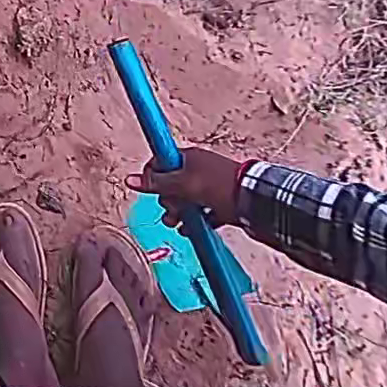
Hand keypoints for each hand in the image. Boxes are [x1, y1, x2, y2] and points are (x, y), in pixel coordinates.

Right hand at [125, 148, 245, 226]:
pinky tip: (190, 229)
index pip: (159, 163)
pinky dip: (195, 219)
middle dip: (167, 200)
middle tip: (170, 209)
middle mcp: (198, 170)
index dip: (151, 176)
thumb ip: (155, 183)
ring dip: (178, 212)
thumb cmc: (218, 186)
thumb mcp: (181, 183)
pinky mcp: (222, 203)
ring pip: (186, 199)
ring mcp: (210, 187)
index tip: (149, 189)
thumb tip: (128, 180)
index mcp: (188, 158)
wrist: (258, 202)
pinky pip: (202, 211)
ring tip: (176, 223)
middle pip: (171, 184)